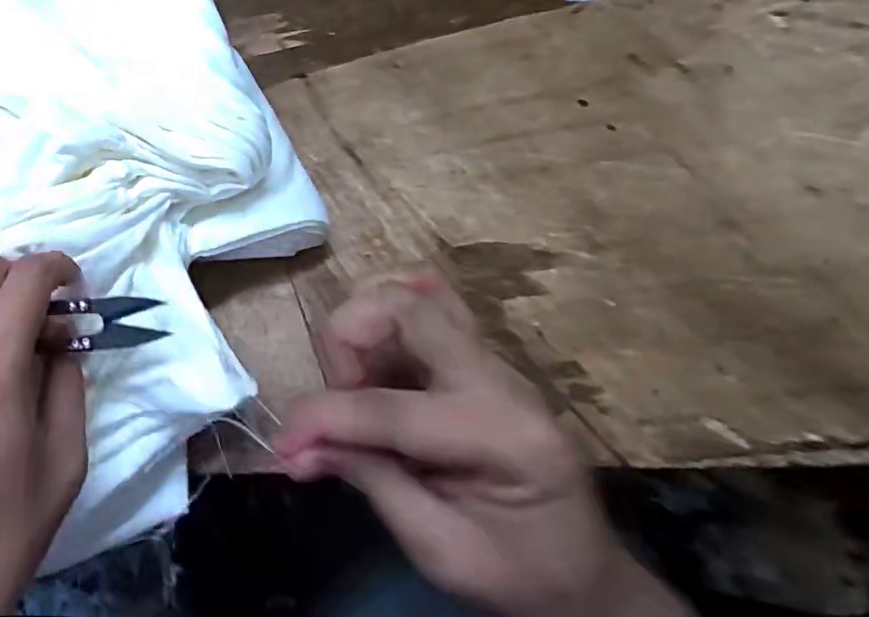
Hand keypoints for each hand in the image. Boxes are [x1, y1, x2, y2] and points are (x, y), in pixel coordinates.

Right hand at [278, 275, 691, 616]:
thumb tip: (292, 448)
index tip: (284, 444)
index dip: (320, 420)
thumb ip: (367, 481)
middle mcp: (502, 382)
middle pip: (401, 307)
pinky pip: (421, 302)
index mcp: (507, 439)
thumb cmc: (517, 571)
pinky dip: (380, 314)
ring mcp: (491, 361)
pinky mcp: (475, 355)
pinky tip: (372, 352)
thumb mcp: (442, 550)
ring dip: (359, 329)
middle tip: (338, 392)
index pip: (388, 408)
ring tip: (357, 383)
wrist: (584, 574)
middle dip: (343, 340)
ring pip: (405, 294)